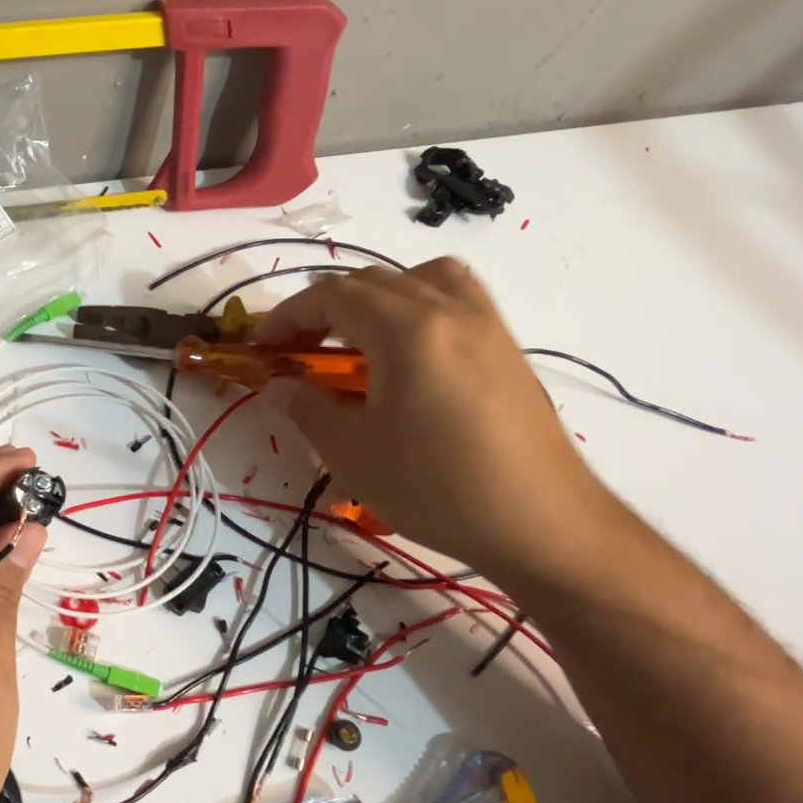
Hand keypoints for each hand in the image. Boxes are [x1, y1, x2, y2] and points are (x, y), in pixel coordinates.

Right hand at [253, 258, 619, 576]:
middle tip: (297, 350)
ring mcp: (486, 325)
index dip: (288, 316)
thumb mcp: (353, 453)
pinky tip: (407, 355)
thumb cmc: (435, 488)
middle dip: (324, 309)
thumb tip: (279, 386)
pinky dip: (418, 306)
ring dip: (376, 297)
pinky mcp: (506, 349)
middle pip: (374, 282)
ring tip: (355, 340)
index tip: (262, 347)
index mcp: (407, 330)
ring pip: (421, 278)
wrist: (540, 524)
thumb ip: (308, 409)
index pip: (333, 296)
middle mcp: (450, 311)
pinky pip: (455, 299)